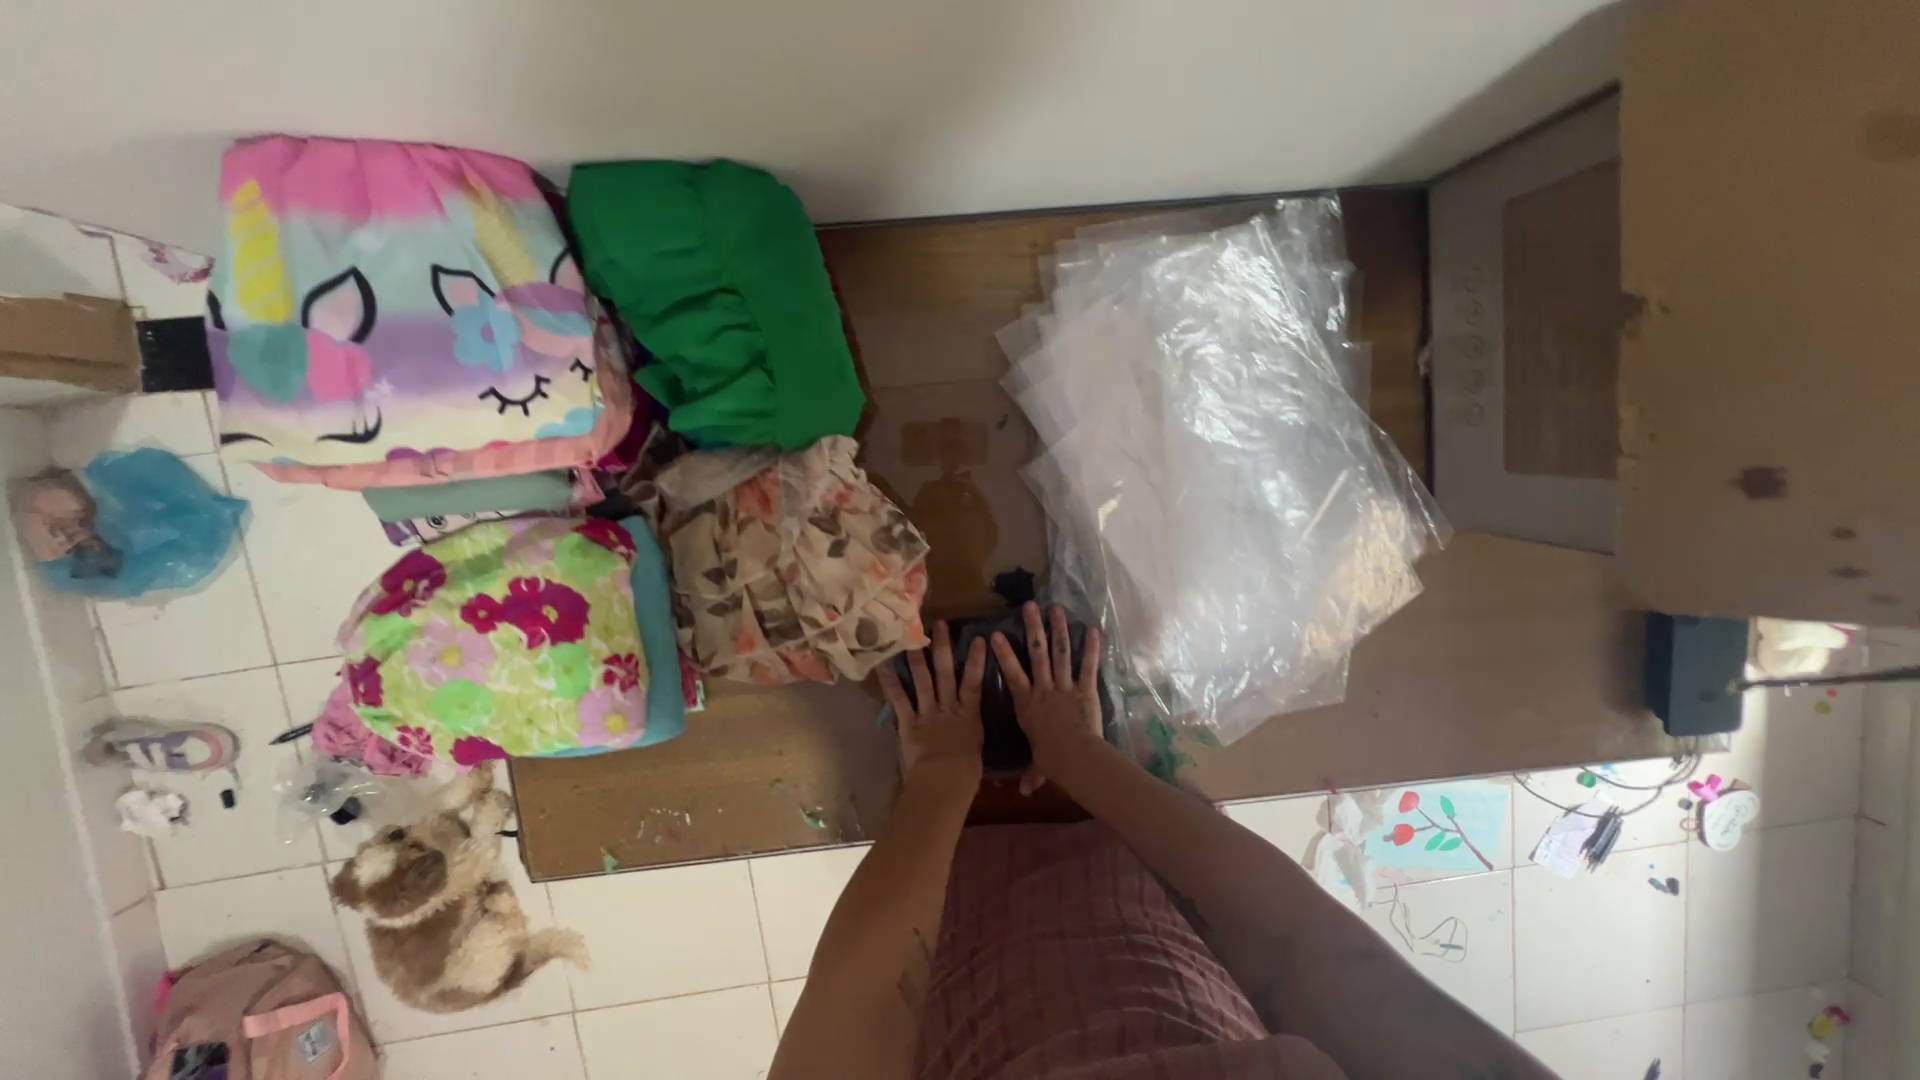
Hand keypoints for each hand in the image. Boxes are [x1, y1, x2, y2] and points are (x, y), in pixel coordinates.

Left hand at [878, 621, 986, 793]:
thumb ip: (971, 737)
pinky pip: (899, 700)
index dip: (976, 661)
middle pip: (946, 674)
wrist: (945, 780)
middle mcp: (949, 708)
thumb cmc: (967, 773)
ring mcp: (928, 713)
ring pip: (922, 681)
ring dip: (917, 660)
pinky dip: (891, 683)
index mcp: (969, 716)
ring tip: (912, 640)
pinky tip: (884, 667)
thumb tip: (971, 736)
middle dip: (943, 648)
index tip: (978, 639)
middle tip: (940, 625)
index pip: (974, 683)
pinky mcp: (909, 723)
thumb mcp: (976, 751)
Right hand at [992, 603, 1104, 795]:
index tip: (996, 634)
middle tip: (1030, 605)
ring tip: (1057, 608)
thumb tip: (1023, 792)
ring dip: (1059, 630)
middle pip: (1036, 653)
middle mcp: (1043, 689)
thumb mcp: (1038, 765)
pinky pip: (1088, 666)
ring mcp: (1065, 687)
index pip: (1011, 674)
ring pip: (1060, 653)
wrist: (1075, 758)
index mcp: (1027, 704)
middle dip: (1033, 628)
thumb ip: (1032, 773)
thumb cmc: (1052, 760)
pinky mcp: (1086, 690)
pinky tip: (1093, 629)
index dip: (1004, 654)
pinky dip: (1092, 648)